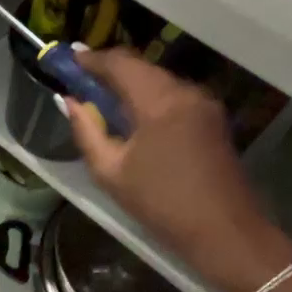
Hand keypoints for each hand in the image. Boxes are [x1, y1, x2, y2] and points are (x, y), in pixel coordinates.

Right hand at [68, 48, 291, 291]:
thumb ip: (86, 130)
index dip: (90, 58)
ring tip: (100, 97)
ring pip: (156, 78)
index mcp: (159, 102)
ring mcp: (203, 103)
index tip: (66, 61)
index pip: (119, 63)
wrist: (226, 232)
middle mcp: (185, 92)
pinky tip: (130, 113)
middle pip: (139, 66)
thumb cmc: (162, 203)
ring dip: (128, 81)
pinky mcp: (211, 117)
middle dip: (107, 69)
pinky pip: (171, 93)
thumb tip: (71, 101)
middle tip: (79, 79)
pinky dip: (146, 94)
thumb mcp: (110, 171)